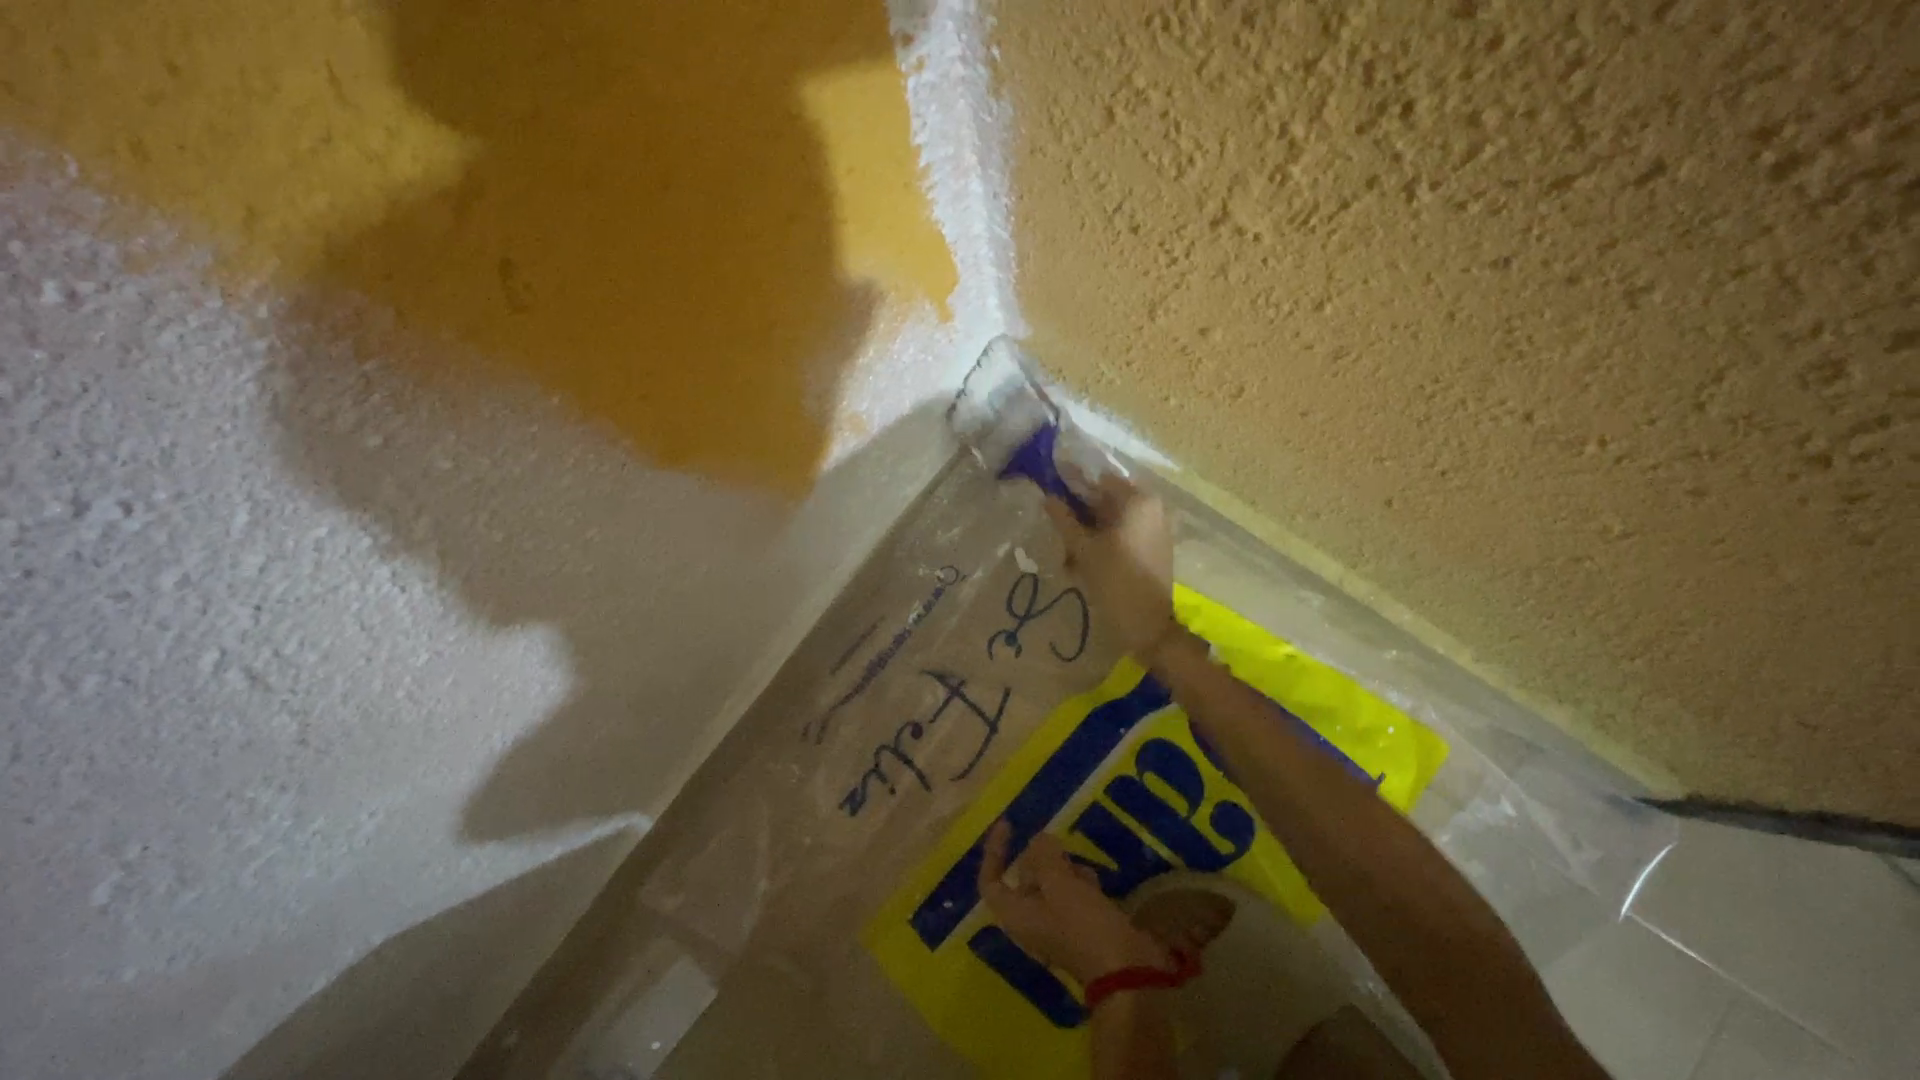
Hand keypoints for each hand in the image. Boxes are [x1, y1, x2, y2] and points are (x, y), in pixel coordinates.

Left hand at [976, 820, 1169, 985]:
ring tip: (1079, 863)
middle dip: (1040, 858)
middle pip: (1025, 879)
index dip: (994, 851)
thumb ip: (1043, 856)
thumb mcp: (1058, 883)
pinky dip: (1081, 884)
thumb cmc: (1083, 924)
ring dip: (1064, 869)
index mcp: (1015, 915)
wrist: (1126, 969)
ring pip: (1052, 885)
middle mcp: (1030, 921)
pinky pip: (1073, 897)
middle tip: (1058, 843)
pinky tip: (1096, 882)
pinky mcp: (1082, 927)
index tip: (1008, 824)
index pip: (990, 881)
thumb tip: (1038, 840)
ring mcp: (1057, 926)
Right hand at [1044, 474, 1178, 664]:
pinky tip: (1083, 563)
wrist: (1147, 625)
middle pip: (1107, 500)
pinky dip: (1103, 544)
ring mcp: (1155, 529)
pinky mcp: (1154, 548)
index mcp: (1137, 501)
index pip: (1099, 479)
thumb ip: (1064, 519)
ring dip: (1088, 532)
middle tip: (1056, 527)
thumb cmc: (1114, 581)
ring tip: (1068, 555)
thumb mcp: (1083, 549)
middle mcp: (1151, 508)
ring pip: (1112, 521)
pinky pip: (1123, 536)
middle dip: (1080, 513)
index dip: (1073, 483)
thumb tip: (1048, 496)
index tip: (1050, 489)